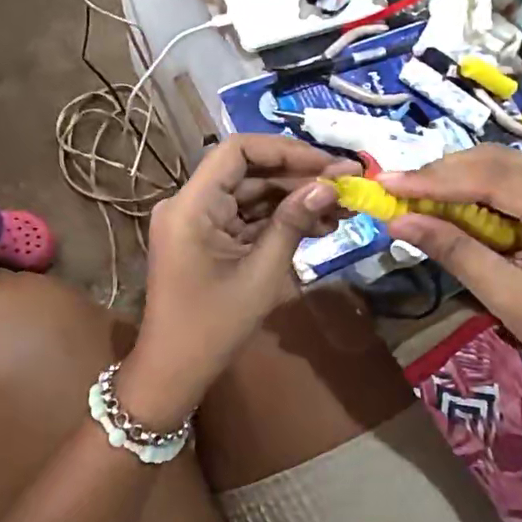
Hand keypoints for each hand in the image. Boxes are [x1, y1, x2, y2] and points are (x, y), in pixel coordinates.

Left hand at [126, 135, 354, 421]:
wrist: (174, 371)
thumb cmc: (214, 326)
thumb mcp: (261, 274)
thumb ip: (293, 224)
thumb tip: (328, 187)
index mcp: (191, 205)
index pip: (237, 151)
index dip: (285, 150)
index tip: (327, 163)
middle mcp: (189, 203)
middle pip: (248, 171)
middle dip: (298, 177)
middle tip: (346, 184)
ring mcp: (197, 221)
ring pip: (251, 193)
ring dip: (294, 199)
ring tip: (342, 208)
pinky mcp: (207, 238)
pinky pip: (246, 217)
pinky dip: (278, 219)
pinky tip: (319, 225)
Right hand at [381, 146, 521, 379]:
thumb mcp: (503, 295)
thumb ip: (453, 250)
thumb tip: (396, 221)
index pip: (497, 178)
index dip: (438, 178)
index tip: (388, 183)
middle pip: (501, 160)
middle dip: (443, 173)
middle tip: (395, 187)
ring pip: (506, 162)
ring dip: (458, 175)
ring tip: (415, 193)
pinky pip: (517, 175)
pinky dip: (479, 183)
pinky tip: (451, 197)